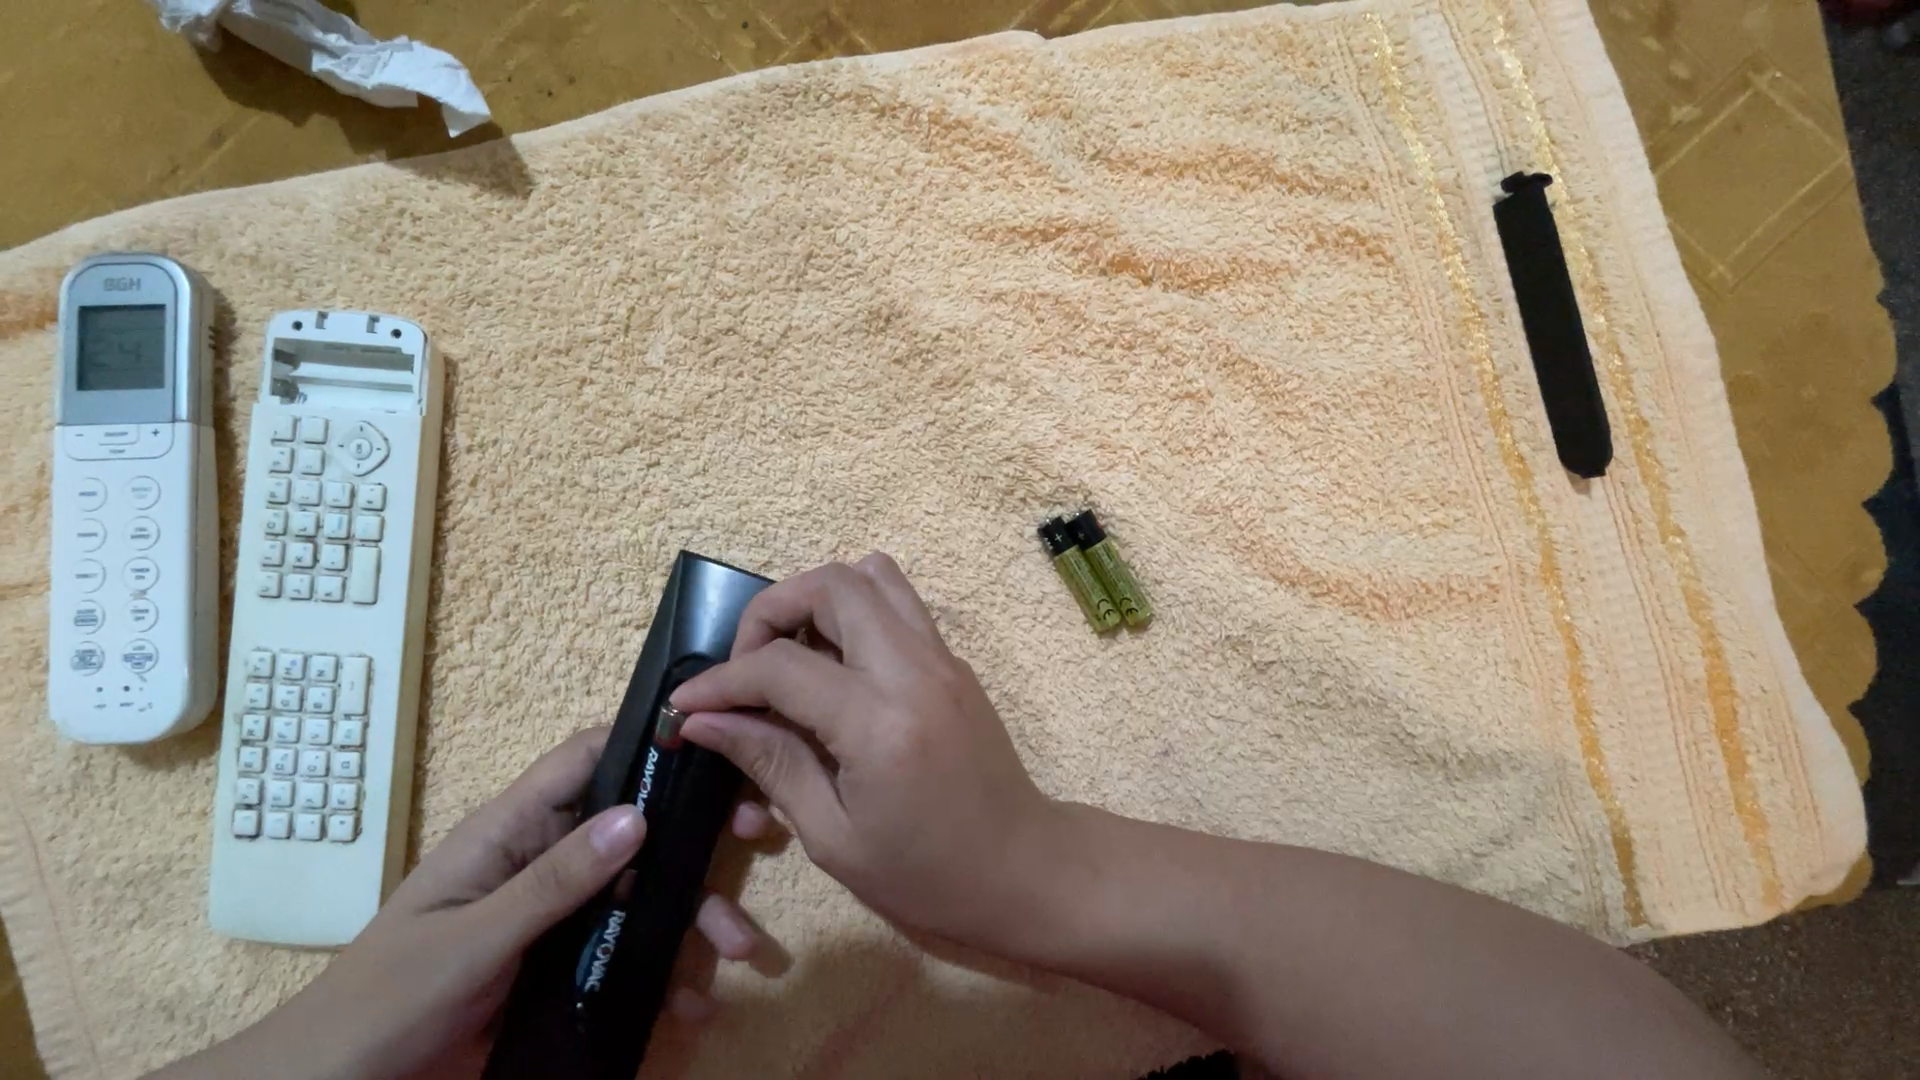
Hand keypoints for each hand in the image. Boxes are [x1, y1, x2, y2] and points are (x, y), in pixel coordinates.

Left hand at [156, 728, 775, 1079]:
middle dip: (698, 833)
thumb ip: (551, 884)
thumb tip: (638, 816)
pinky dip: (669, 971)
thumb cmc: (382, 1003)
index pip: (586, 759)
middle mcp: (548, 859)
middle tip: (760, 833)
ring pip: (646, 891)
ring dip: (696, 915)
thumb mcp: (469, 942)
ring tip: (738, 950)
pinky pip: (632, 950)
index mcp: (513, 831)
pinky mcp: (572, 962)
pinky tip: (697, 1002)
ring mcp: (563, 913)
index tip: (714, 743)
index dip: (646, 741)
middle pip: (637, 825)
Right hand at [671, 554, 1061, 949]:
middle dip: (772, 611)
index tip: (688, 705)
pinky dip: (855, 611)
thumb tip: (705, 720)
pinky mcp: (953, 661)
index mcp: (881, 722)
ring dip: (818, 598)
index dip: (722, 680)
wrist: (1021, 867)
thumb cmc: (926, 874)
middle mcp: (915, 669)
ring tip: (790, 653)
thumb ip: (771, 762)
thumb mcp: (833, 835)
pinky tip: (834, 666)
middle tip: (747, 666)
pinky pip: (899, 603)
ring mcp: (943, 656)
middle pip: (833, 584)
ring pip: (874, 576)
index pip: (782, 666)